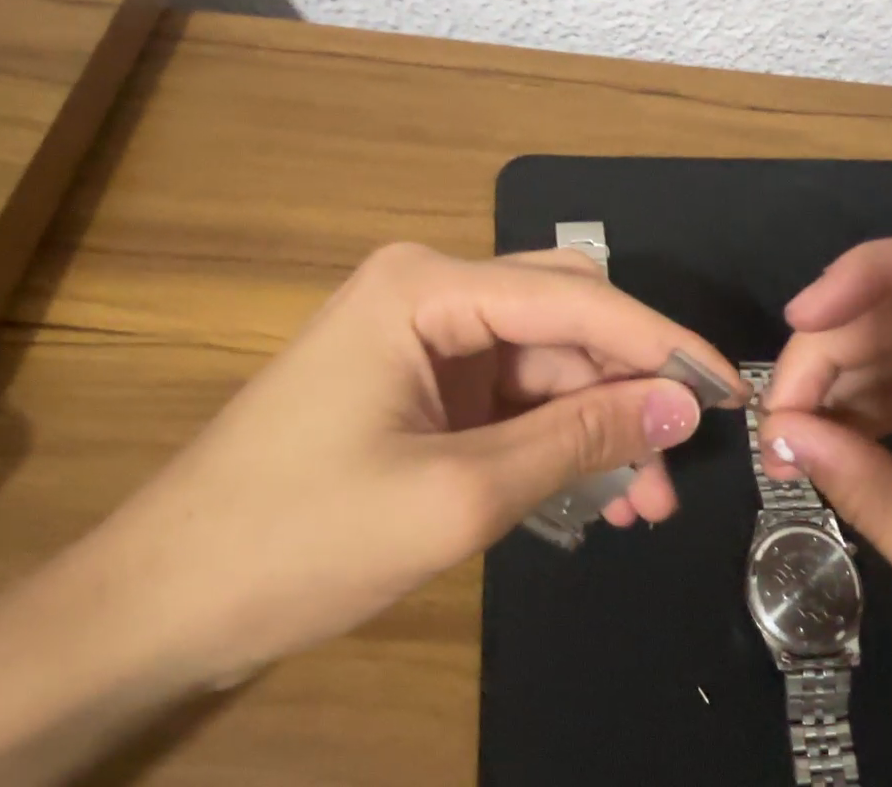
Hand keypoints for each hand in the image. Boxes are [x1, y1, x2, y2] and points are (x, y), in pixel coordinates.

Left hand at [82, 242, 740, 680]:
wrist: (160, 604)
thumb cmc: (298, 541)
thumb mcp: (460, 494)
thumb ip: (580, 440)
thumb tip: (685, 405)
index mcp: (426, 287)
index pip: (577, 300)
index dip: (662, 345)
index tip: (732, 393)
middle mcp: (428, 294)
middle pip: (566, 322)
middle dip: (629, 389)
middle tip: (681, 464)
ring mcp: (422, 343)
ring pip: (545, 368)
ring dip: (598, 428)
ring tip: (643, 505)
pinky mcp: (418, 390)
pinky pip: (511, 402)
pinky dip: (555, 446)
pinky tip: (594, 496)